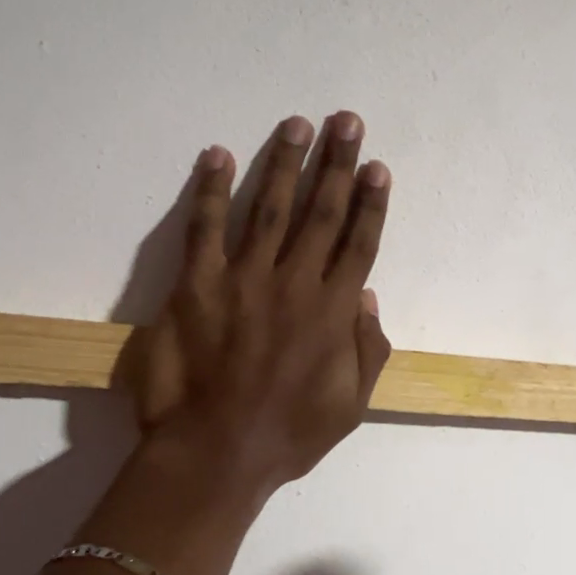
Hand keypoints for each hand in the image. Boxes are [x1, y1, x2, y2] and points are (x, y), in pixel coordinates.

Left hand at [129, 111, 391, 494]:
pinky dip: (210, 189)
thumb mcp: (351, 406)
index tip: (378, 168)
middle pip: (321, 212)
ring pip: (270, 208)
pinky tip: (219, 155)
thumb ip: (368, 350)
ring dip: (286, 162)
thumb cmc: (289, 436)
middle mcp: (295, 284)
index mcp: (334, 313)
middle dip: (337, 164)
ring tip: (298, 124)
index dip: (371, 203)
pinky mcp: (197, 285)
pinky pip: (204, 227)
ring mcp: (244, 280)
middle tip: (347, 122)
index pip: (359, 244)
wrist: (217, 452)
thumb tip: (367, 298)